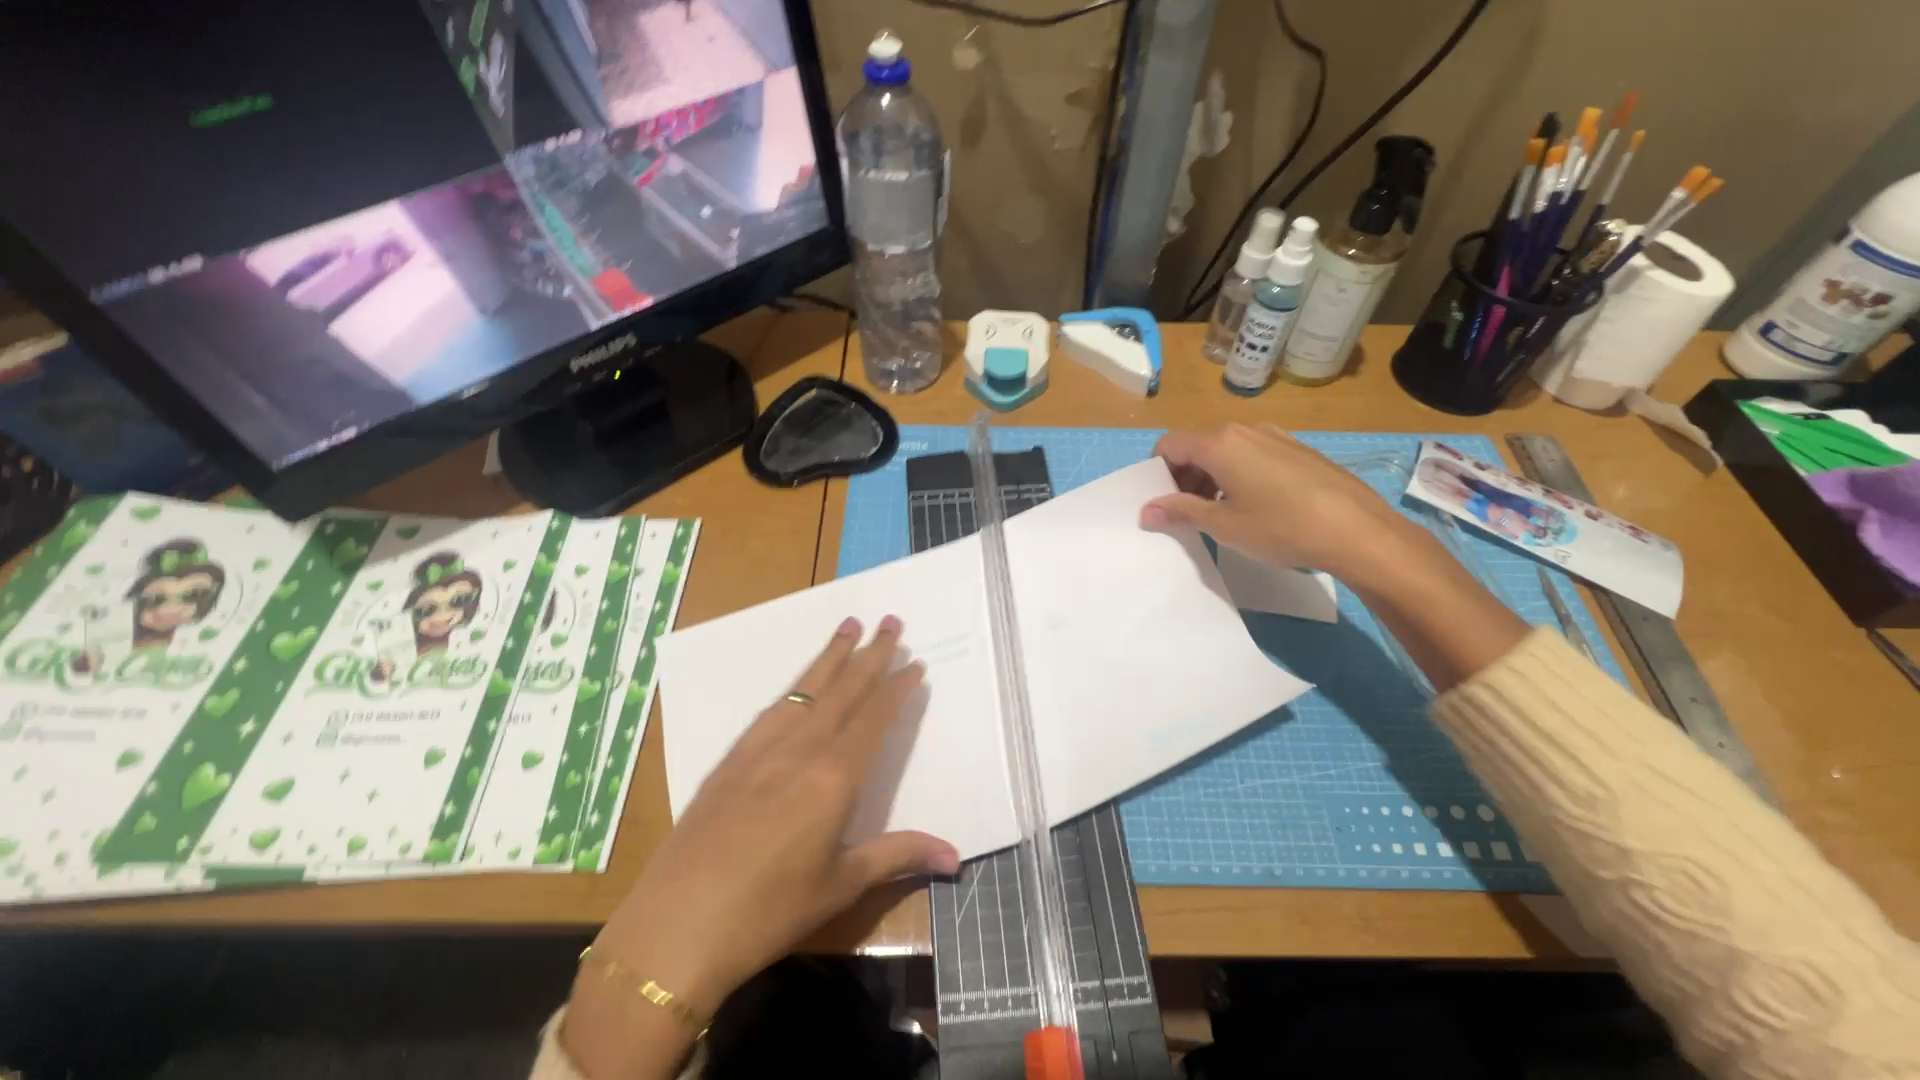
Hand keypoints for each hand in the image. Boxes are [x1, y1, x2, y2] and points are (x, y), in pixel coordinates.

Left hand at [563, 616, 958, 1077]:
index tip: (914, 661)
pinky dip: (794, 690)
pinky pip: (770, 711)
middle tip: (891, 619)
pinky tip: (797, 689)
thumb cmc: (770, 910)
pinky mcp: (728, 763)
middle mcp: (798, 750)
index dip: (896, 688)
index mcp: (833, 777)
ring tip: (847, 626)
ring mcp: (758, 752)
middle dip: (869, 653)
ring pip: (803, 691)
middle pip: (841, 690)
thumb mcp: (841, 884)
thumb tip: (956, 857)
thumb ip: (898, 856)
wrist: (677, 924)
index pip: (873, 718)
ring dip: (829, 658)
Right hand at [1141, 423, 1429, 586]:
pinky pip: (1255, 456)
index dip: (1157, 472)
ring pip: (1228, 451)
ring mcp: (1277, 437)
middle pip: (1199, 445)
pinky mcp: (1300, 451)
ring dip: (1213, 478)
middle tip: (1187, 513)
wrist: (1356, 531)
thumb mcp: (1223, 525)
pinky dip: (1241, 475)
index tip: (1162, 503)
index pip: (1170, 444)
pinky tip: (1257, 508)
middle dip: (1184, 476)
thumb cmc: (1280, 527)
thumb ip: (1181, 511)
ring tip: (1222, 514)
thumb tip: (1146, 510)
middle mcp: (1246, 430)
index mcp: (1220, 443)